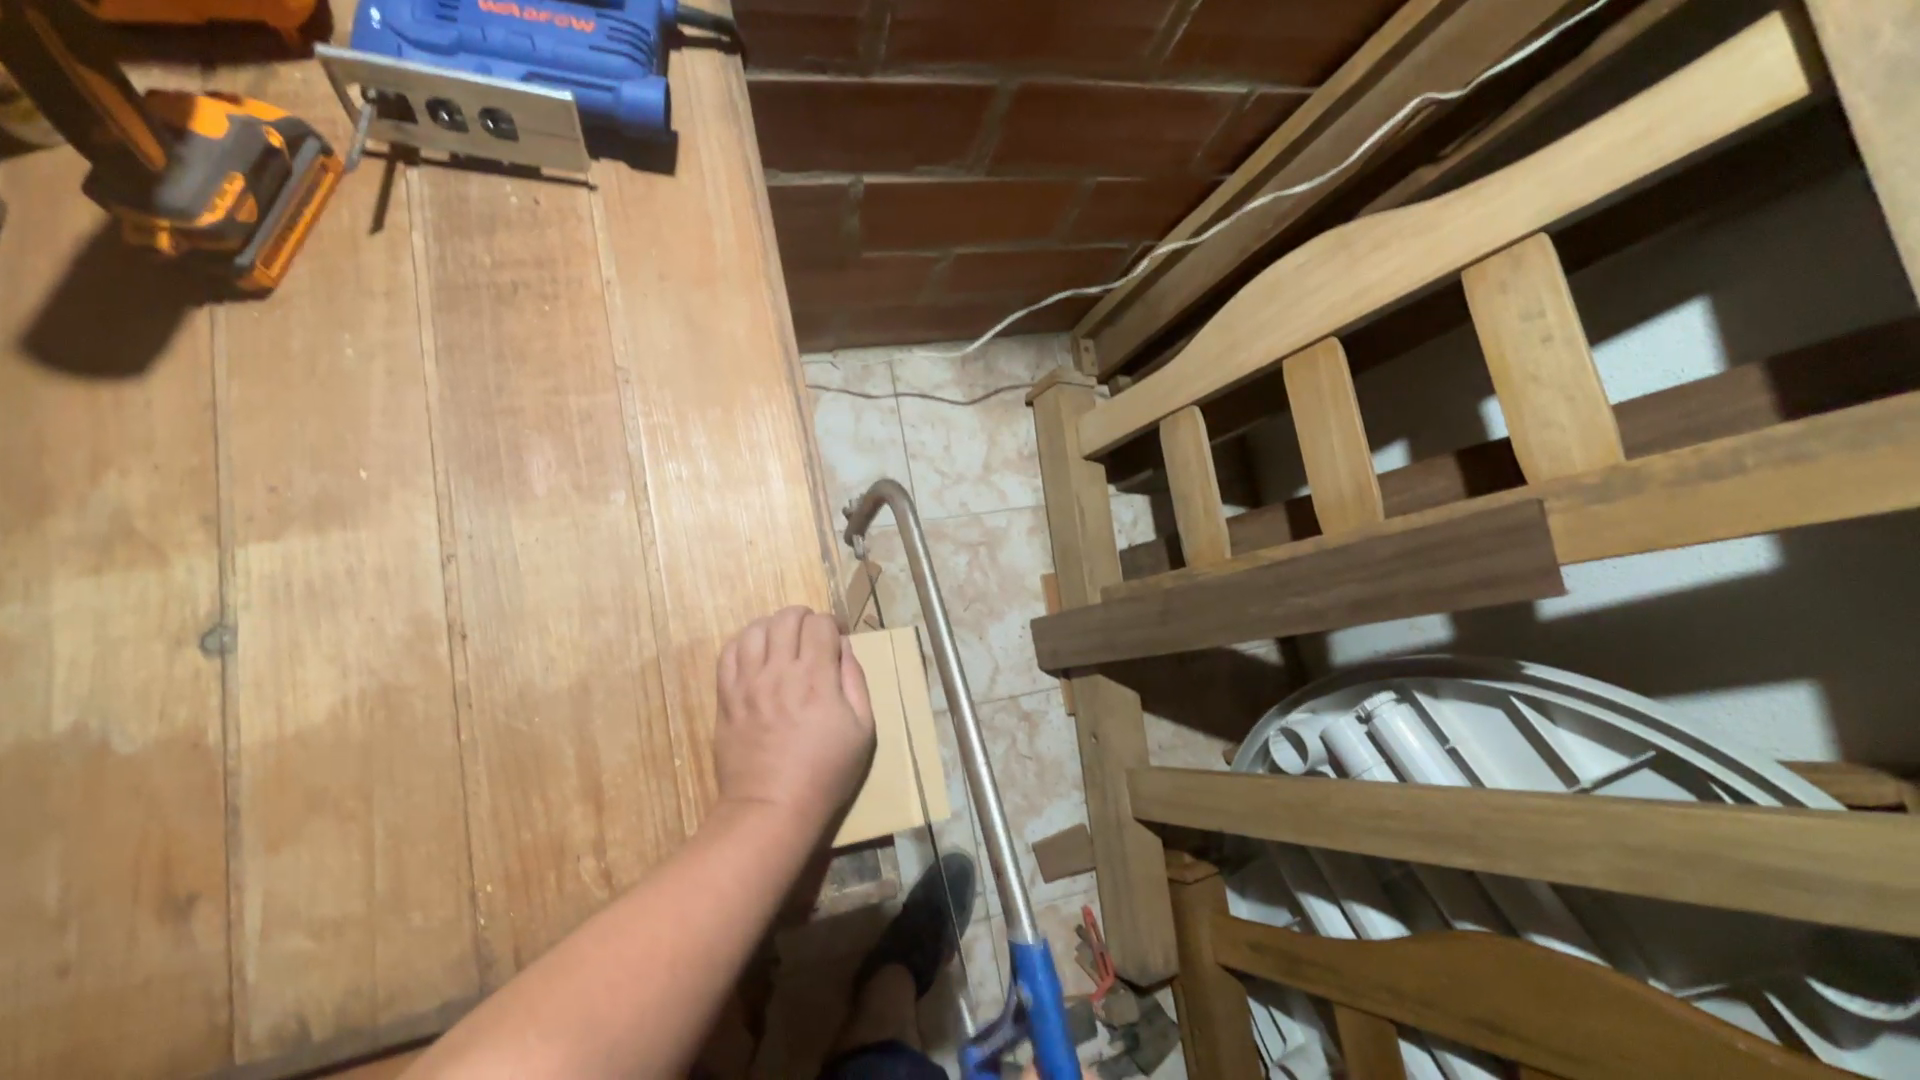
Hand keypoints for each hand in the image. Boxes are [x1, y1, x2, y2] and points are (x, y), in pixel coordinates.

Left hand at [714, 606, 875, 832]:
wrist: (771, 806)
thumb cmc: (825, 772)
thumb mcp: (862, 730)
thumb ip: (855, 681)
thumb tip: (843, 648)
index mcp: (817, 678)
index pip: (820, 625)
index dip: (831, 623)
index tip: (836, 636)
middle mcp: (780, 671)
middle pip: (787, 618)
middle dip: (804, 617)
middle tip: (811, 633)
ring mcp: (748, 682)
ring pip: (755, 629)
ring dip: (773, 626)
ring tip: (782, 639)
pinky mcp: (726, 696)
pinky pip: (728, 653)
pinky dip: (743, 643)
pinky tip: (755, 654)